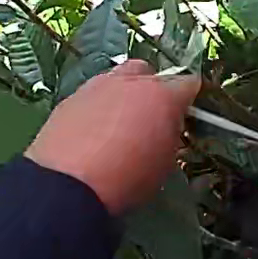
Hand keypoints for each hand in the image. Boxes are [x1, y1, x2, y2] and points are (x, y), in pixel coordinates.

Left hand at [25, 59, 199, 213]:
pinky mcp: (70, 98)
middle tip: (153, 117)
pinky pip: (94, 93)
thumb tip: (167, 127)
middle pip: (151, 72)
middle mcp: (131, 83)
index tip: (186, 115)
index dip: (189, 100)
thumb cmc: (127, 179)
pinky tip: (94, 130)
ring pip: (119, 77)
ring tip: (121, 121)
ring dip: (125, 93)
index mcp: (162, 97)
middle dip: (156, 89)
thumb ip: (171, 135)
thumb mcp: (165, 163)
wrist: (68, 186)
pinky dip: (99, 106)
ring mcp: (98, 86)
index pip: (188, 84)